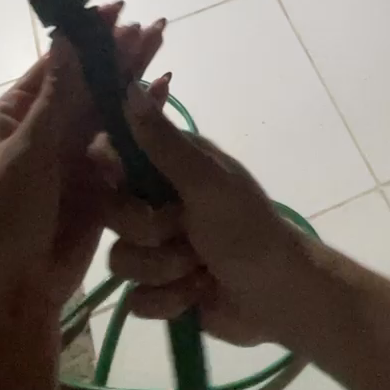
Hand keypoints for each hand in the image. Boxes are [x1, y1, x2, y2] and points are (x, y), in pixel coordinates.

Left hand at [0, 4, 164, 389]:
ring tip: (161, 42)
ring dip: (134, 74)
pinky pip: (124, 136)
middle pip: (88, 79)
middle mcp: (46, 126)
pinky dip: (144, 113)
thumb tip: (70, 37)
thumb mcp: (26, 152)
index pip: (57, 63)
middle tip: (153, 26)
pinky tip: (164, 88)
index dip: (86, 36)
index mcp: (16, 115)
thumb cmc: (6, 217)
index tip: (116, 11)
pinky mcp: (99, 175)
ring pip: (109, 102)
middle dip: (118, 51)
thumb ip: (55, 96)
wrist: (16, 291)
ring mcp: (74, 150)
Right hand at [101, 75, 322, 346]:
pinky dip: (168, 301)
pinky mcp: (160, 289)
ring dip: (163, 270)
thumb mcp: (205, 181)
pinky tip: (196, 295)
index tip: (121, 181)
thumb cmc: (246, 228)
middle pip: (112, 213)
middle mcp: (159, 201)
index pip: (115, 154)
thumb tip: (129, 87)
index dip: (110, 170)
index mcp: (171, 166)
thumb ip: (162, 141)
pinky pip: (134, 300)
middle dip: (148, 230)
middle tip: (182, 229)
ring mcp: (157, 248)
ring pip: (121, 259)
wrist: (279, 295)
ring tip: (198, 269)